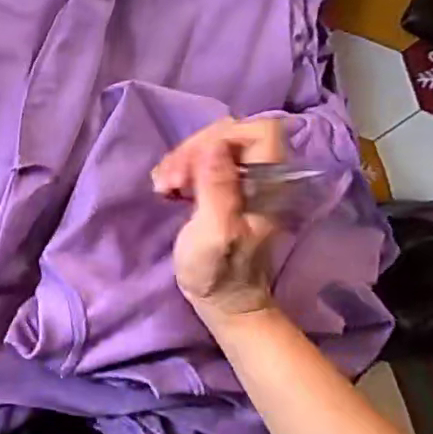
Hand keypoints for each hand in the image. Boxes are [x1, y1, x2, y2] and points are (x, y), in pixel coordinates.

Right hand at [151, 117, 284, 323]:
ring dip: (182, 161)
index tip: (191, 166)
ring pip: (213, 148)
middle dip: (193, 151)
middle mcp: (262, 178)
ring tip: (164, 187)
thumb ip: (217, 188)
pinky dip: (181, 170)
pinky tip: (168, 189)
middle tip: (168, 181)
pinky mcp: (224, 192)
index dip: (220, 138)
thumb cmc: (218, 272)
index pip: (257, 132)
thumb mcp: (214, 231)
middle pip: (230, 136)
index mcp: (268, 185)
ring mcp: (243, 185)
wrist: (225, 301)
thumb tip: (214, 145)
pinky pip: (204, 164)